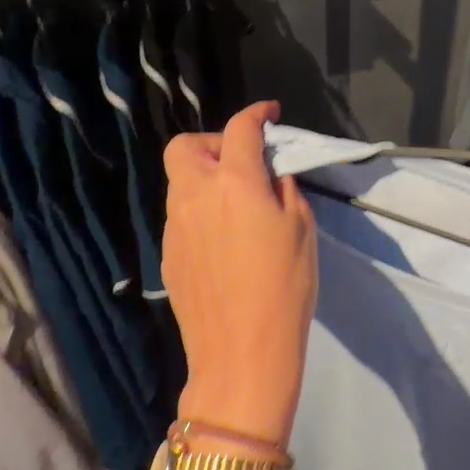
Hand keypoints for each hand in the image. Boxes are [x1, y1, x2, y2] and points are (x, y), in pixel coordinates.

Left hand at [162, 102, 316, 446]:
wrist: (242, 356)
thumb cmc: (284, 287)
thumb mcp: (301, 229)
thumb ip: (283, 190)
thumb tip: (269, 177)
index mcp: (234, 182)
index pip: (240, 128)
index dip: (256, 113)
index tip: (269, 114)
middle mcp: (195, 196)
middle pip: (185, 146)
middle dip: (212, 142)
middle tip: (242, 161)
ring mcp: (175, 227)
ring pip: (179, 181)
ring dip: (204, 176)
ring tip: (236, 201)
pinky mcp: (168, 255)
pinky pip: (180, 215)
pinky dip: (200, 209)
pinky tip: (224, 237)